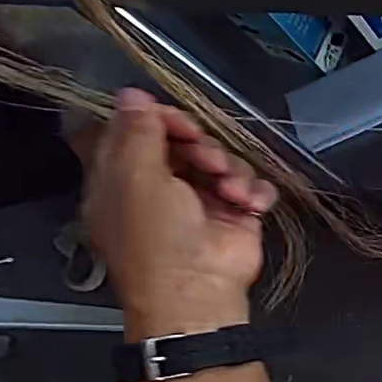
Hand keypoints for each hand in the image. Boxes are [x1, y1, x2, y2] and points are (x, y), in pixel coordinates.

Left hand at [78, 89, 279, 339]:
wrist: (199, 287)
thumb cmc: (156, 235)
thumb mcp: (135, 177)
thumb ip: (138, 132)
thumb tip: (134, 94)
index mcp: (123, 174)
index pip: (136, 131)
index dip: (157, 120)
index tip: (178, 123)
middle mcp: (162, 184)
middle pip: (186, 143)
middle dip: (202, 146)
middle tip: (208, 160)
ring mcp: (204, 200)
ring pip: (225, 162)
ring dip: (233, 170)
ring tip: (232, 191)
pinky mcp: (240, 215)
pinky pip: (255, 187)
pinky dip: (257, 191)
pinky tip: (252, 204)